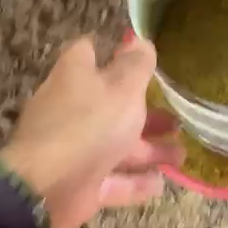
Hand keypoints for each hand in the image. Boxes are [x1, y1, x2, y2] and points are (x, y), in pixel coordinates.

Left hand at [0, 35, 183, 227]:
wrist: (47, 187)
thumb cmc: (90, 125)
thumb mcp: (123, 88)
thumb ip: (136, 65)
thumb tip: (139, 40)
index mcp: (76, 78)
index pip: (87, 53)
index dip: (110, 51)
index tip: (138, 55)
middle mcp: (72, 111)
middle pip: (110, 106)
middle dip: (146, 113)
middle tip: (176, 117)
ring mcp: (75, 150)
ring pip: (117, 146)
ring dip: (149, 150)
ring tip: (180, 155)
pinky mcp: (80, 185)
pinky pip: (113, 181)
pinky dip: (136, 182)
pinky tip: (160, 182)